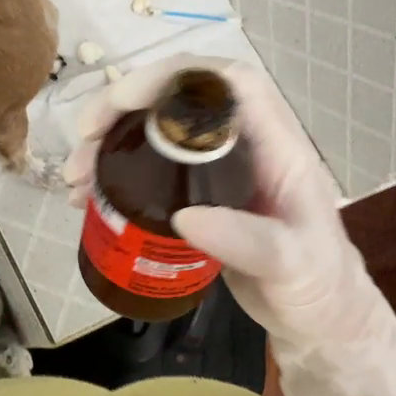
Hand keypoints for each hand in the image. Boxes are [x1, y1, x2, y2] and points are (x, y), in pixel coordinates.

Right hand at [64, 54, 395, 395]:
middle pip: (175, 99)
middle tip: (82, 142)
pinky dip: (113, 174)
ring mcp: (215, 169)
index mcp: (274, 144)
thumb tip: (186, 216)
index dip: (172, 76)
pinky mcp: (194, 195)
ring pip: (154, 131)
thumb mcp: (292, 266)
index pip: (223, 82)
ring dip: (108, 143)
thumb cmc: (318, 287)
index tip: (123, 100)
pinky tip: (89, 199)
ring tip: (77, 179)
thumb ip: (251, 242)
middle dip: (121, 110)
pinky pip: (147, 167)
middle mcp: (240, 145)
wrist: (318, 319)